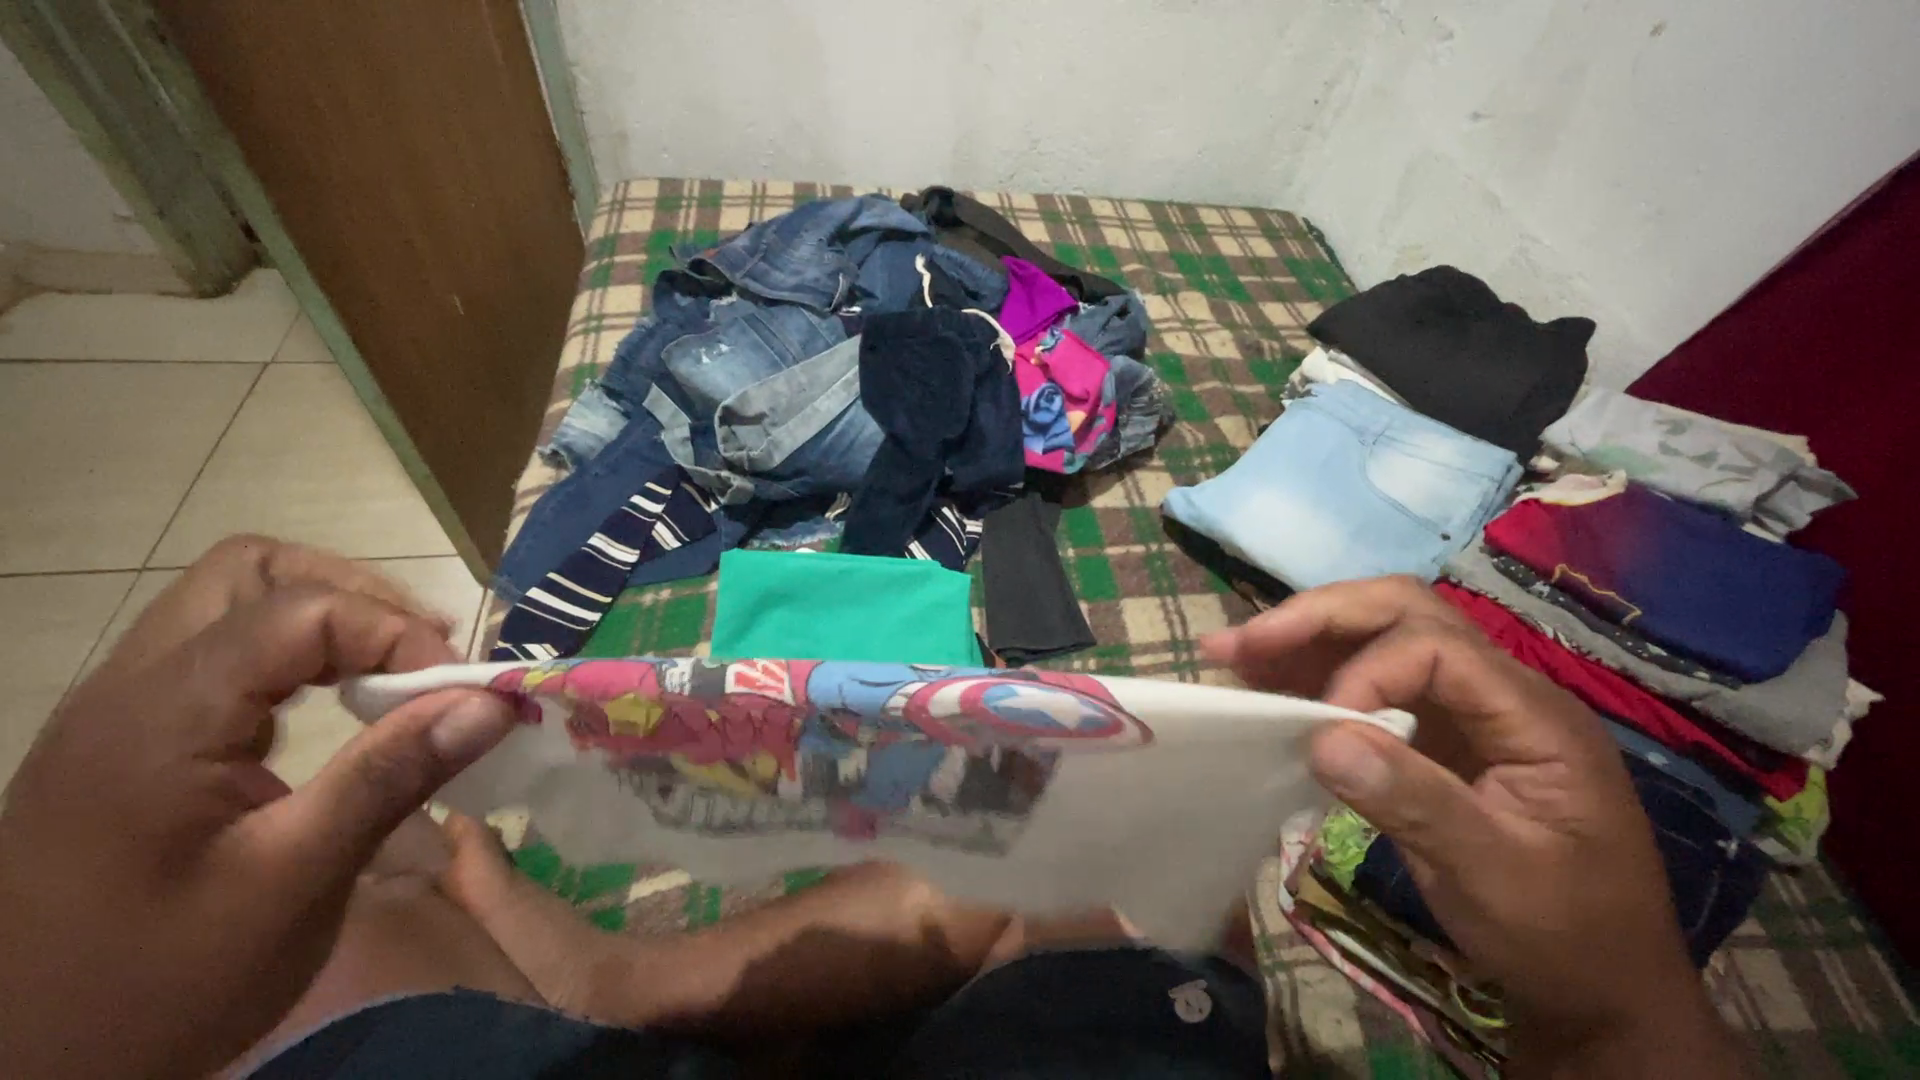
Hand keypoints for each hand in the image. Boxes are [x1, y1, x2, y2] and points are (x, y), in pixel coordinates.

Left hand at [0, 536, 517, 1078]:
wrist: (27, 1071)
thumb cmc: (158, 984)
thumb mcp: (292, 886)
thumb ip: (392, 777)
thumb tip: (494, 702)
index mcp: (159, 720)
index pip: (298, 610)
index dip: (395, 632)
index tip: (458, 694)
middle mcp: (133, 690)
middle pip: (253, 571)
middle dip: (359, 596)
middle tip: (424, 659)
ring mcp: (129, 711)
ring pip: (238, 601)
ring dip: (333, 619)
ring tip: (397, 675)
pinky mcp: (141, 740)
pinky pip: (231, 651)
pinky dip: (305, 656)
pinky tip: (345, 709)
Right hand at [1205, 577, 1748, 1076]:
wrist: (1600, 987)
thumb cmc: (1561, 933)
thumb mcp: (1492, 875)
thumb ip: (1414, 801)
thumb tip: (1323, 737)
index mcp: (1531, 715)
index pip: (1436, 648)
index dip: (1365, 673)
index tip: (1321, 730)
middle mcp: (1498, 692)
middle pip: (1405, 613)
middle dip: (1320, 618)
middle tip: (1245, 642)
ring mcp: (1466, 710)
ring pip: (1380, 637)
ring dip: (1305, 639)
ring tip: (1231, 652)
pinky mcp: (1437, 734)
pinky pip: (1370, 683)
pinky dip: (1314, 677)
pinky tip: (1267, 686)